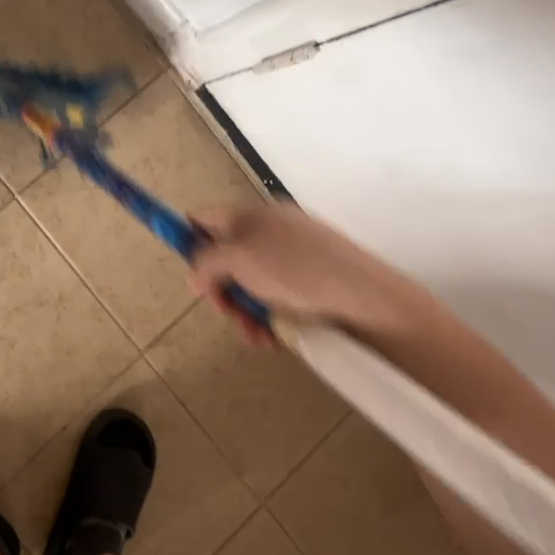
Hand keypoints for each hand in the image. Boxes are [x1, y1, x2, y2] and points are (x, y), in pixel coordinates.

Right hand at [188, 204, 438, 341]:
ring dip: (245, 314)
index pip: (206, 218)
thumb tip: (194, 276)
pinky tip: (273, 338)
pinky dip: (268, 320)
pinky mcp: (312, 286)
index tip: (189, 273)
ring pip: (251, 287)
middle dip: (223, 292)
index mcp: (254, 215)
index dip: (189, 240)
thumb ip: (206, 262)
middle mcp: (272, 233)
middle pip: (226, 260)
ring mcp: (294, 260)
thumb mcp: (240, 258)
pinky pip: (276, 301)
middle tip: (229, 314)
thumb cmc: (297, 270)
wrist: (366, 298)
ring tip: (256, 336)